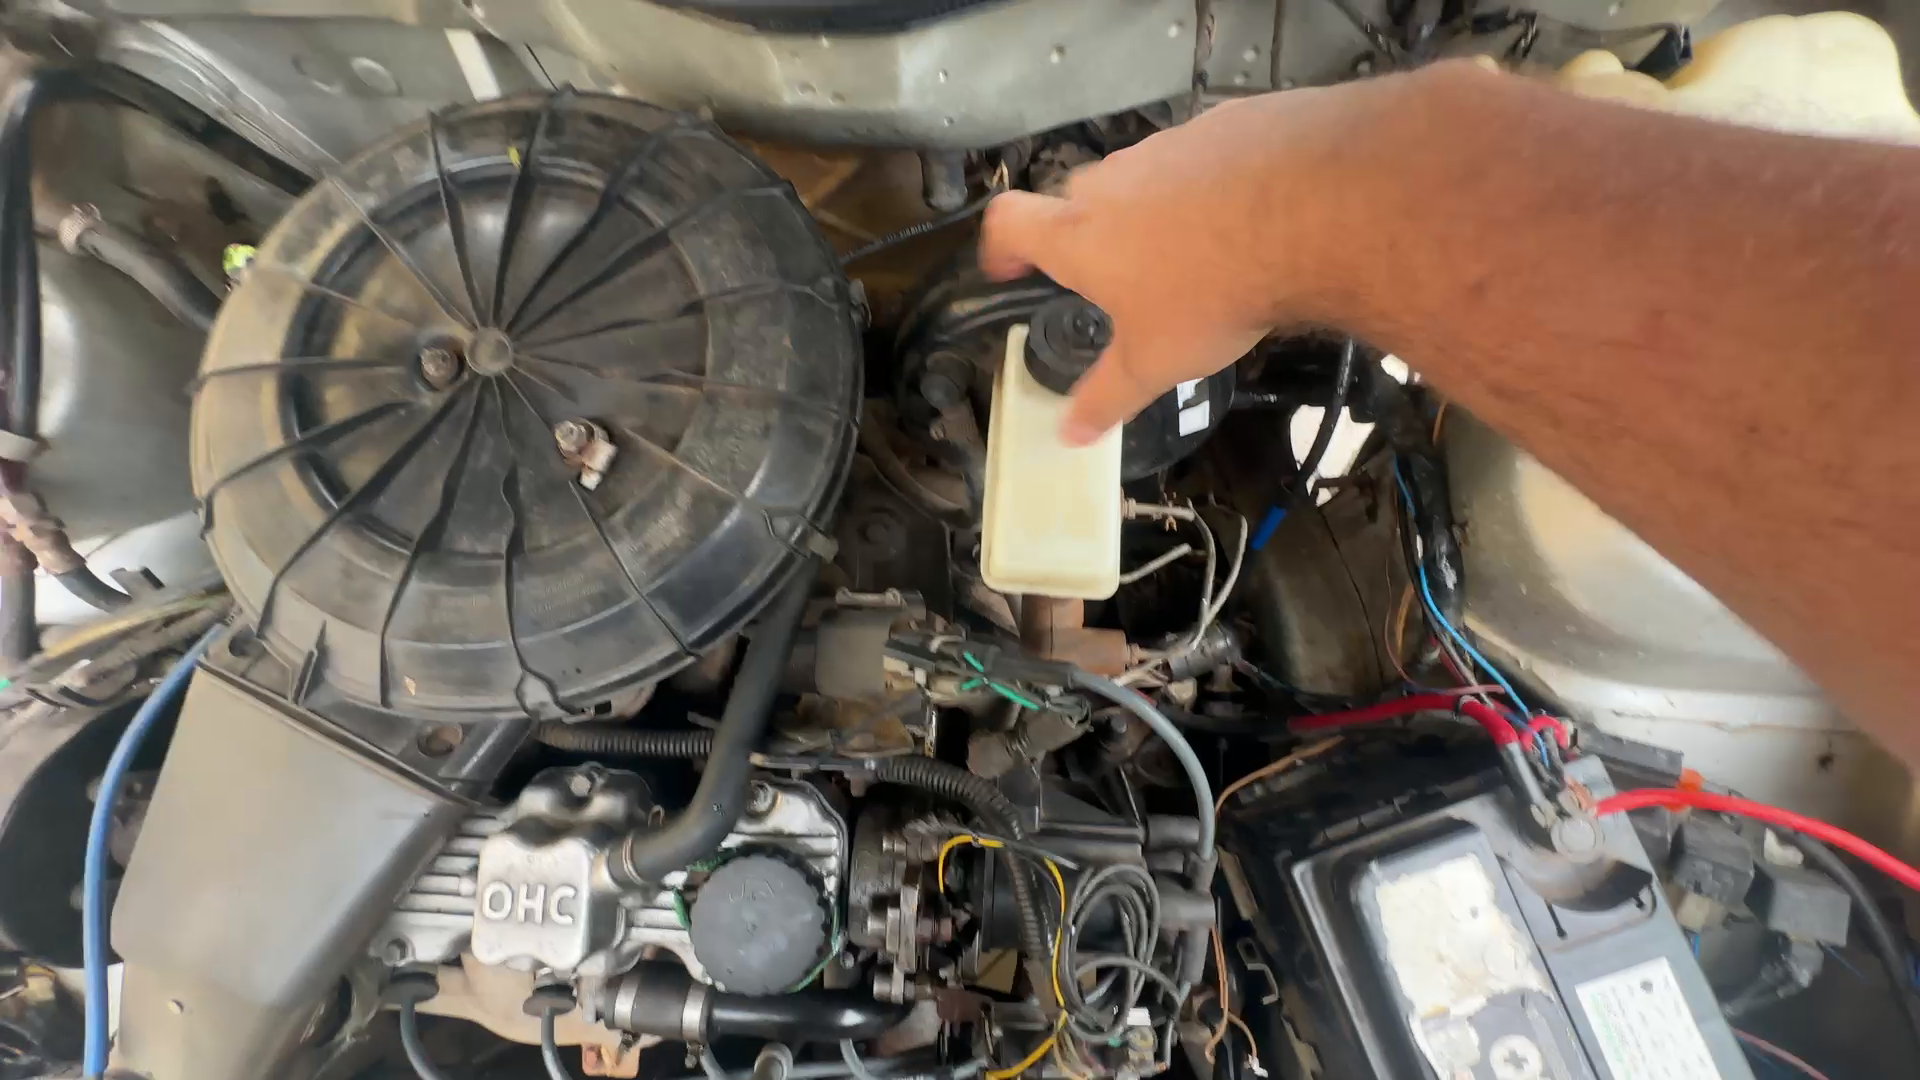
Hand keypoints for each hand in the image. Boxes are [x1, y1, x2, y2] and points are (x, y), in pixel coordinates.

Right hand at [977, 80, 1401, 443]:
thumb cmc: (1212, 293)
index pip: (1008, 223)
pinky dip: (1205, 188)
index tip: (1008, 270)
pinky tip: (1242, 219)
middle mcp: (1114, 181)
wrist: (1319, 208)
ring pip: (1140, 179)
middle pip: (1074, 202)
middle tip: (1112, 279)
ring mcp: (1171, 146)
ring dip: (1148, 212)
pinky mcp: (1228, 123)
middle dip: (1084, 238)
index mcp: (1081, 235)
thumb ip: (1106, 397)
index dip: (1000, 247)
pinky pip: (1199, 159)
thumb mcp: (1154, 362)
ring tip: (1188, 255)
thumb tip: (1071, 435)